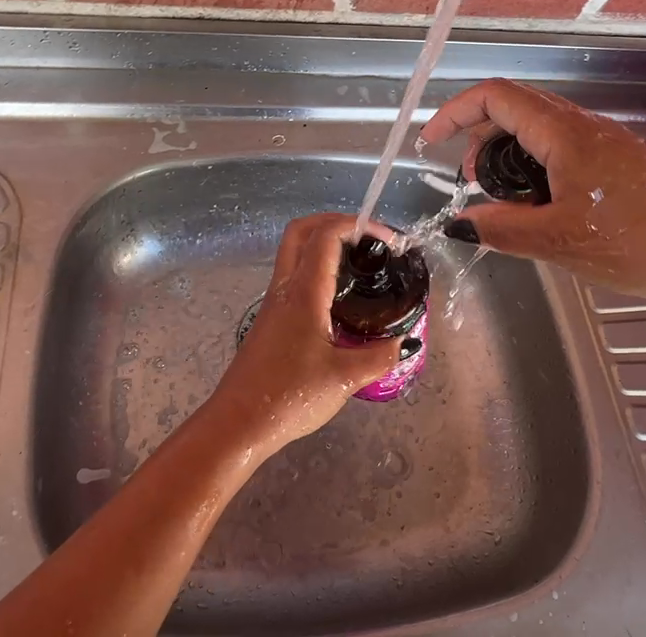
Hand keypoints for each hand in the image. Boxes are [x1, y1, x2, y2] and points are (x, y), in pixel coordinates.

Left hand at [205, 213, 403, 453]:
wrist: (239, 423)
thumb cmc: (290, 396)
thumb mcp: (344, 378)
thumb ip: (380, 356)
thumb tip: (407, 342)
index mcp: (304, 291)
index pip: (326, 235)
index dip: (358, 225)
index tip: (388, 241)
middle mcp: (285, 288)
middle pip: (301, 231)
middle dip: (334, 222)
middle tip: (368, 238)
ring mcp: (274, 302)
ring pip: (294, 252)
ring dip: (323, 243)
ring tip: (359, 262)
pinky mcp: (271, 319)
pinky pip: (293, 275)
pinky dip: (316, 267)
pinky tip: (338, 295)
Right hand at [419, 78, 645, 306]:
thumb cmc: (639, 242)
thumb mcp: (560, 240)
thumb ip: (503, 229)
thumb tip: (461, 223)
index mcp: (563, 134)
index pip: (495, 96)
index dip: (455, 113)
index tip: (431, 144)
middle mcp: (583, 127)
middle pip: (515, 109)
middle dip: (479, 138)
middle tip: (472, 185)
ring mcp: (605, 142)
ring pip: (540, 130)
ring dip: (509, 154)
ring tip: (505, 201)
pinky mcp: (620, 163)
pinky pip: (563, 148)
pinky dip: (536, 166)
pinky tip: (545, 207)